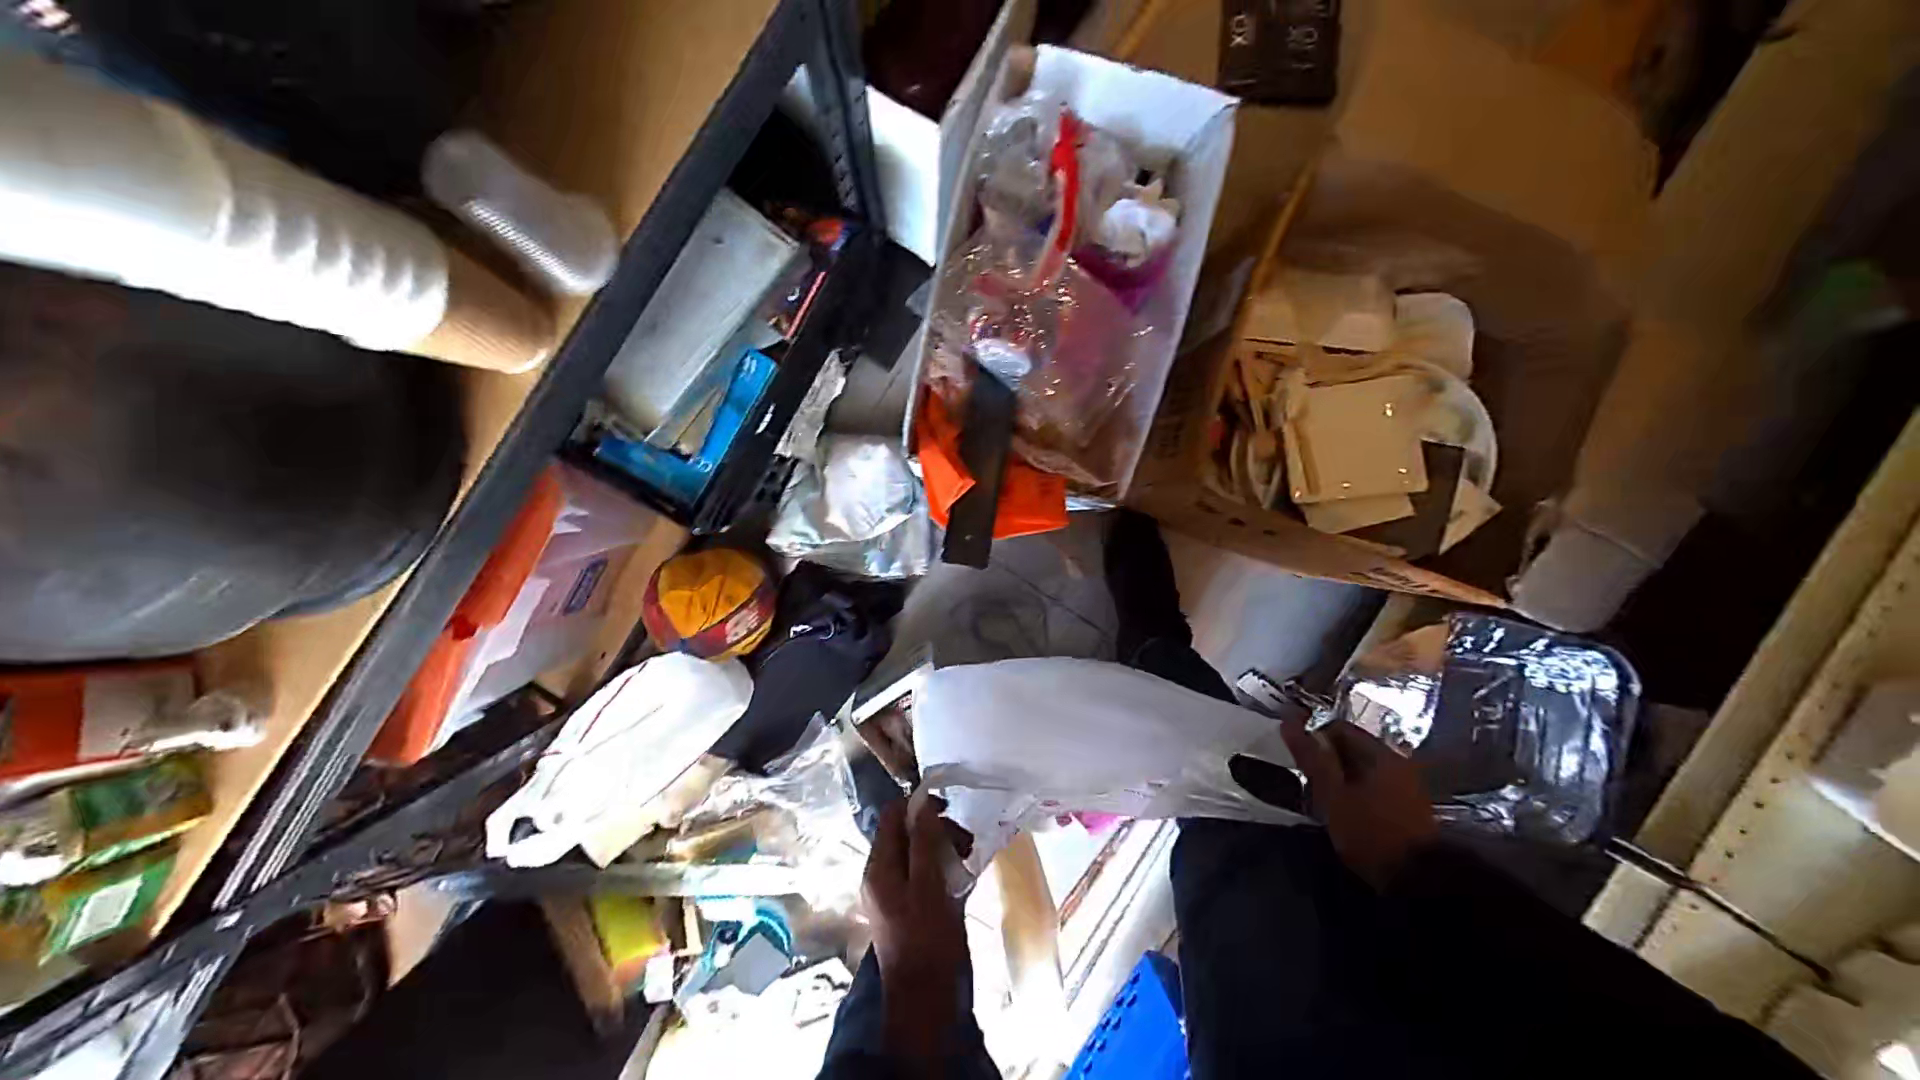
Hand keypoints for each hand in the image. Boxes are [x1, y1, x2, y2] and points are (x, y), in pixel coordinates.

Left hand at [864, 788, 972, 1062]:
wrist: (925, 1001)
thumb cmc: (928, 941)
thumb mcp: (929, 887)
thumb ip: (924, 843)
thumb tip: (923, 803)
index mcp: (879, 866)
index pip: (891, 815)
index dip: (918, 805)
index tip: (950, 810)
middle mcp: (881, 874)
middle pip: (905, 832)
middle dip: (936, 828)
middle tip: (966, 842)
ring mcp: (893, 892)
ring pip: (917, 851)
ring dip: (942, 847)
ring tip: (968, 858)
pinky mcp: (908, 907)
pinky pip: (922, 872)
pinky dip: (942, 867)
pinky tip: (961, 877)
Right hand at [1280, 717, 1438, 887]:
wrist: (1419, 881)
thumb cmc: (1370, 832)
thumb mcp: (1332, 794)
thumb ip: (1312, 758)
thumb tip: (1289, 722)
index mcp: (1380, 754)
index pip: (1338, 728)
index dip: (1312, 737)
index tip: (1297, 758)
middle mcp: (1398, 763)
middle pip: (1352, 747)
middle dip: (1327, 758)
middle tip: (1306, 778)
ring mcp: (1407, 785)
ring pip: (1362, 768)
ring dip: (1341, 776)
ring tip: (1322, 796)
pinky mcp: (1409, 807)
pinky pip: (1374, 785)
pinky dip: (1355, 790)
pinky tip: (1345, 809)